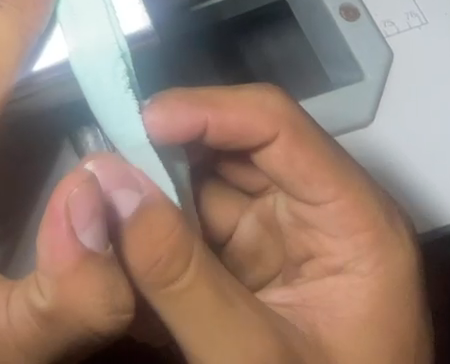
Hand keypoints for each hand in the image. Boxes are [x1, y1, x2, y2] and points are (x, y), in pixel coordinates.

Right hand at [85, 84, 429, 363]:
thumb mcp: (253, 360)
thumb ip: (178, 273)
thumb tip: (108, 178)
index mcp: (352, 220)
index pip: (275, 125)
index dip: (203, 110)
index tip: (134, 123)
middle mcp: (317, 211)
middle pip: (231, 146)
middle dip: (162, 151)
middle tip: (100, 167)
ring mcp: (281, 236)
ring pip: (201, 181)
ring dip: (148, 191)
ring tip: (98, 205)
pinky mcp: (249, 263)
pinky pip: (190, 224)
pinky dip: (151, 232)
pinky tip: (117, 248)